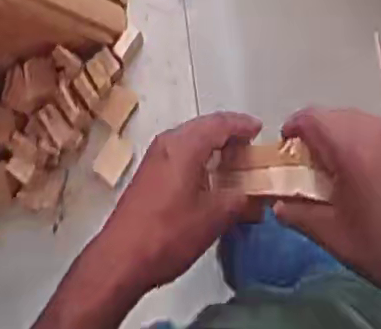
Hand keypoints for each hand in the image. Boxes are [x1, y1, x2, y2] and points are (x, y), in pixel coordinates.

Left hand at [32, 111, 261, 328]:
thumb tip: (256, 197)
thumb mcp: (212, 219)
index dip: (241, 124)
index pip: (219, 123)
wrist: (121, 257)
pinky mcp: (149, 170)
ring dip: (213, 143)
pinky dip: (199, 154)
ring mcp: (156, 154)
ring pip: (191, 137)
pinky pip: (181, 149)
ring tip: (234, 160)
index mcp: (184, 145)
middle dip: (228, 132)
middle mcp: (168, 141)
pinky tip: (209, 174)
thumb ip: (238, 201)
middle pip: (204, 125)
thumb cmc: (168, 234)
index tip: (259, 129)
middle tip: (250, 146)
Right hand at [275, 108, 380, 328]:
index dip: (292, 131)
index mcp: (352, 143)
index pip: (310, 118)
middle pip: (332, 116)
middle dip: (316, 136)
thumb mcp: (337, 237)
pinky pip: (377, 129)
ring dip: (340, 138)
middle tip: (310, 169)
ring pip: (355, 121)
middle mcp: (375, 126)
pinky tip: (367, 174)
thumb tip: (278, 203)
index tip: (286, 153)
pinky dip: (363, 142)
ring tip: (339, 174)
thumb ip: (300, 214)